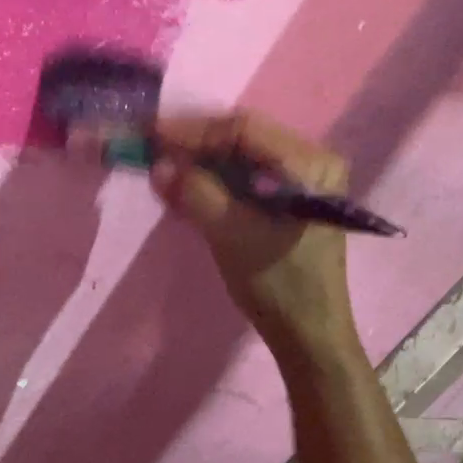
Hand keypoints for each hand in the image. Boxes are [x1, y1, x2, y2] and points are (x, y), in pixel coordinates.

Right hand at [151, 113, 355, 355]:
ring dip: (200, 159)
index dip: (193, 129)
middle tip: (151, 146)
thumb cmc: (278, 283)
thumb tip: (159, 165)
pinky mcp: (288, 198)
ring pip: (240, 154)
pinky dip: (212, 176)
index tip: (151, 135)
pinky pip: (244, 174)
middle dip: (194, 142)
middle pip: (242, 136)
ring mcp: (301, 179)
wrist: (308, 333)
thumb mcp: (231, 235)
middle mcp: (311, 161)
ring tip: (161, 163)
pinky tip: (184, 183)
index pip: (243, 129)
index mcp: (309, 164)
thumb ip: (195, 193)